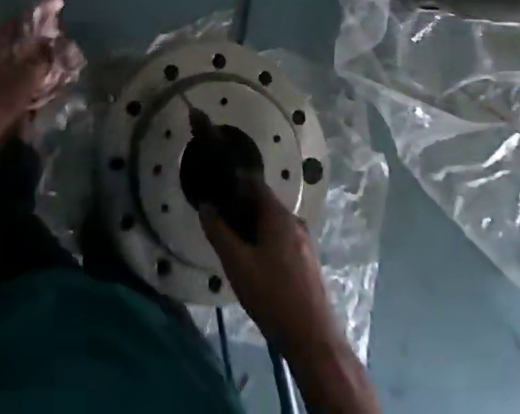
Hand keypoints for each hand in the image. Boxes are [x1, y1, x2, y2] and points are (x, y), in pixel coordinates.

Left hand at [0, 0, 83, 133]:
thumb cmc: (1, 101)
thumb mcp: (28, 76)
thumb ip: (44, 56)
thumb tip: (58, 41)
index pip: (22, 18)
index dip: (41, 10)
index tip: (59, 4)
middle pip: (19, 34)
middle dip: (41, 31)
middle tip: (60, 31)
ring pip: (18, 52)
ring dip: (36, 51)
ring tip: (56, 52)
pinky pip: (17, 69)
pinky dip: (30, 68)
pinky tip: (43, 74)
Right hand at [204, 170, 379, 413]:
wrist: (313, 339)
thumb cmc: (272, 296)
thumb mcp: (237, 264)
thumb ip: (218, 232)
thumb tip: (205, 206)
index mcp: (279, 216)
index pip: (254, 183)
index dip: (233, 180)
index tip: (214, 184)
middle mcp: (295, 222)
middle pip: (264, 202)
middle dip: (240, 205)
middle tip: (217, 216)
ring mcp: (305, 242)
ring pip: (273, 222)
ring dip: (252, 224)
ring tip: (231, 238)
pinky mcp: (307, 260)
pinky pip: (281, 238)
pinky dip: (264, 238)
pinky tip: (252, 258)